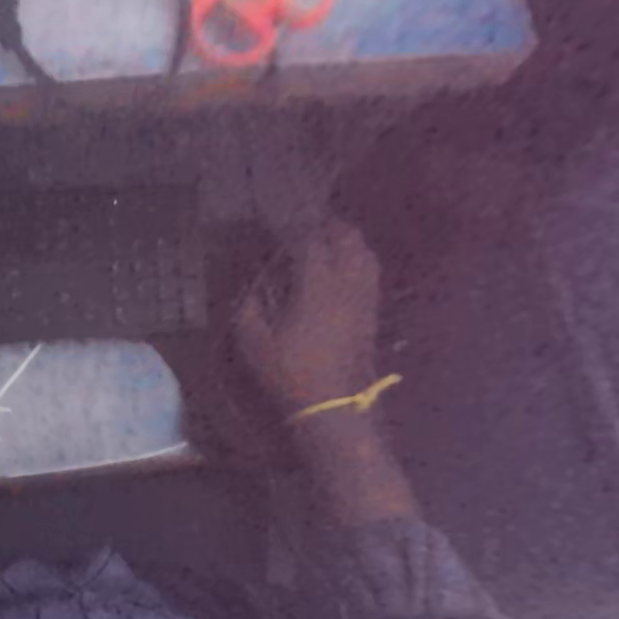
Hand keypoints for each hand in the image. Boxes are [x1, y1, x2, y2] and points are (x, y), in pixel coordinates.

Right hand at [234, 219, 381, 416]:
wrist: (332, 401)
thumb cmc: (288, 370)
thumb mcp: (252, 342)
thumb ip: (247, 308)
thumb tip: (247, 288)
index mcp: (316, 282)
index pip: (308, 240)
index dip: (293, 225)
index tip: (278, 217)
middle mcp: (347, 279)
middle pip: (345, 236)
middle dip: (326, 225)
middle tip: (304, 225)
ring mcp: (364, 293)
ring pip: (362, 250)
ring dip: (344, 240)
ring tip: (324, 242)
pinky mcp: (371, 308)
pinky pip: (367, 269)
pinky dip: (354, 258)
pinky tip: (340, 267)